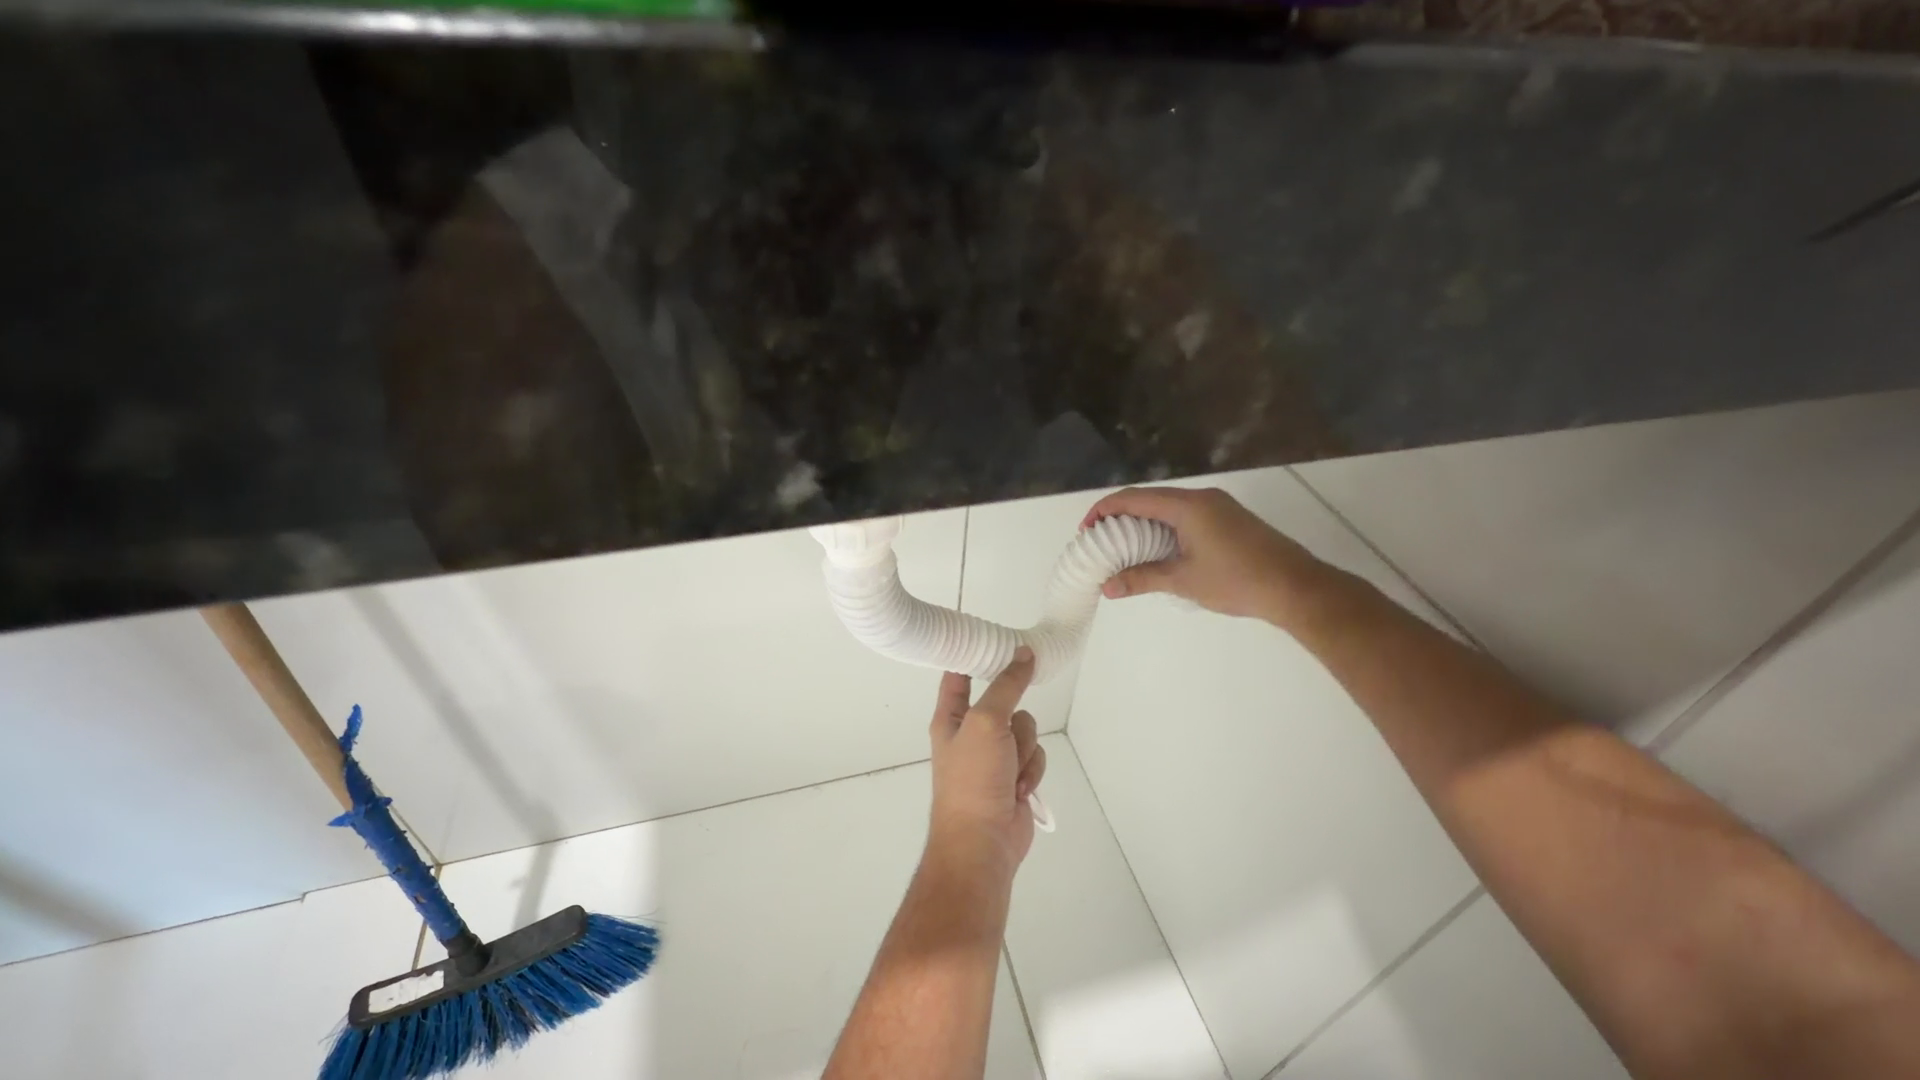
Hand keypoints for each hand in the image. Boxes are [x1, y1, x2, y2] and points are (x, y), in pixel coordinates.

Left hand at [926, 648, 1046, 874]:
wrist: (983, 842)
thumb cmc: (972, 778)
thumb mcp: (986, 722)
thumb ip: (1006, 686)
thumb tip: (1023, 652)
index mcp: (950, 717)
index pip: (960, 674)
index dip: (976, 656)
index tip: (997, 637)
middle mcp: (971, 732)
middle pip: (1006, 700)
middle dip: (1014, 720)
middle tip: (1004, 734)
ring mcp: (994, 756)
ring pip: (1026, 728)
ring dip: (1024, 751)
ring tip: (1010, 774)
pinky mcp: (1015, 776)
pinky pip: (1035, 755)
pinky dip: (1032, 771)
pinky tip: (1020, 790)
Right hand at [1082, 486, 1334, 624]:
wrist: (1295, 586)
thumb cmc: (1236, 580)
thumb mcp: (1183, 581)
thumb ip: (1142, 578)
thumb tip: (1106, 587)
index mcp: (1186, 506)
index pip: (1133, 498)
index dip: (1104, 511)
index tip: (1086, 531)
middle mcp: (1201, 497)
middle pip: (1149, 498)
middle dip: (1120, 517)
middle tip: (1101, 543)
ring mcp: (1218, 506)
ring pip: (1168, 507)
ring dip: (1143, 523)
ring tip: (1124, 549)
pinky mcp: (1229, 519)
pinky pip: (1185, 515)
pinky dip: (1164, 528)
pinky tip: (1158, 551)